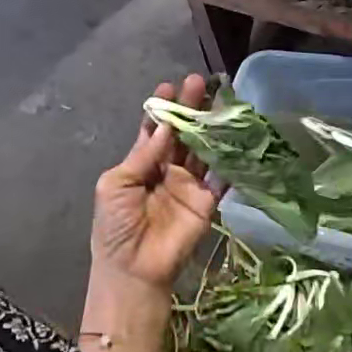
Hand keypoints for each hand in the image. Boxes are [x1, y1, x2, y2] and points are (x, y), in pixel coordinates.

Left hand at [90, 74, 221, 290]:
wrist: (133, 269)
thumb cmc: (115, 226)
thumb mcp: (117, 184)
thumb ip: (142, 155)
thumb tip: (164, 126)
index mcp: (140, 163)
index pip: (154, 129)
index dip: (162, 108)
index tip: (170, 86)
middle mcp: (166, 169)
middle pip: (181, 134)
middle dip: (189, 109)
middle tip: (198, 82)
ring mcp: (188, 185)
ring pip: (202, 149)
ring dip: (209, 126)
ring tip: (220, 100)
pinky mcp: (207, 202)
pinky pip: (220, 176)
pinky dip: (229, 158)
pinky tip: (236, 135)